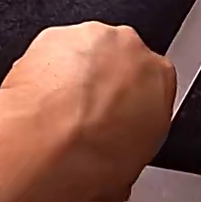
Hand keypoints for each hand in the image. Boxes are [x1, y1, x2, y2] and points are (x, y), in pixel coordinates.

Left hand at [0, 23, 175, 201]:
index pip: (153, 85)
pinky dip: (44, 72)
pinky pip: (51, 52)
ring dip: (74, 77)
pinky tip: (39, 102)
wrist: (49, 145)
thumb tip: (118, 165)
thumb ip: (133, 146)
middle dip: (105, 85)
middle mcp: (130, 48)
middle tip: (88, 119)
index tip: (119, 121)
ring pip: (84, 53)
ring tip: (59, 115)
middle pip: (119, 61)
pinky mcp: (53, 35)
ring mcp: (91, 38)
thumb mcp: (133, 165)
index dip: (134, 105)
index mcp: (161, 76)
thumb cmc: (94, 152)